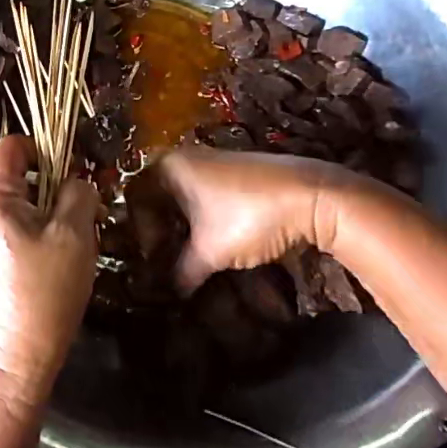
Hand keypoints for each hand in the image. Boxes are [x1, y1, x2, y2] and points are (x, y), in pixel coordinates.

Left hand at [0, 135, 98, 411]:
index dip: (46, 143)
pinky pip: (38, 221)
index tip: (75, 160)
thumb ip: (80, 190)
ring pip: (38, 197)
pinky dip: (61, 224)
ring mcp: (0, 233)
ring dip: (67, 203)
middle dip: (63, 177)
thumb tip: (80, 179)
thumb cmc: (45, 286)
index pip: (13, 145)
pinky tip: (80, 243)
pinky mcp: (11, 253)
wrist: (22, 353)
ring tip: (91, 221)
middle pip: (29, 170)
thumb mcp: (73, 230)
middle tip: (94, 191)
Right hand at [149, 145, 360, 294]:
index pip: (137, 196)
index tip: (153, 260)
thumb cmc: (250, 217)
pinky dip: (204, 221)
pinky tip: (214, 245)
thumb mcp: (210, 251)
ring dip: (183, 229)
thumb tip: (172, 289)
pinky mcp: (238, 175)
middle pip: (160, 195)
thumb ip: (183, 270)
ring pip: (185, 197)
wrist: (310, 196)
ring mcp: (217, 164)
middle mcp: (190, 158)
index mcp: (173, 166)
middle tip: (165, 263)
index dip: (140, 231)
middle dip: (161, 231)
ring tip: (189, 260)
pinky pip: (207, 197)